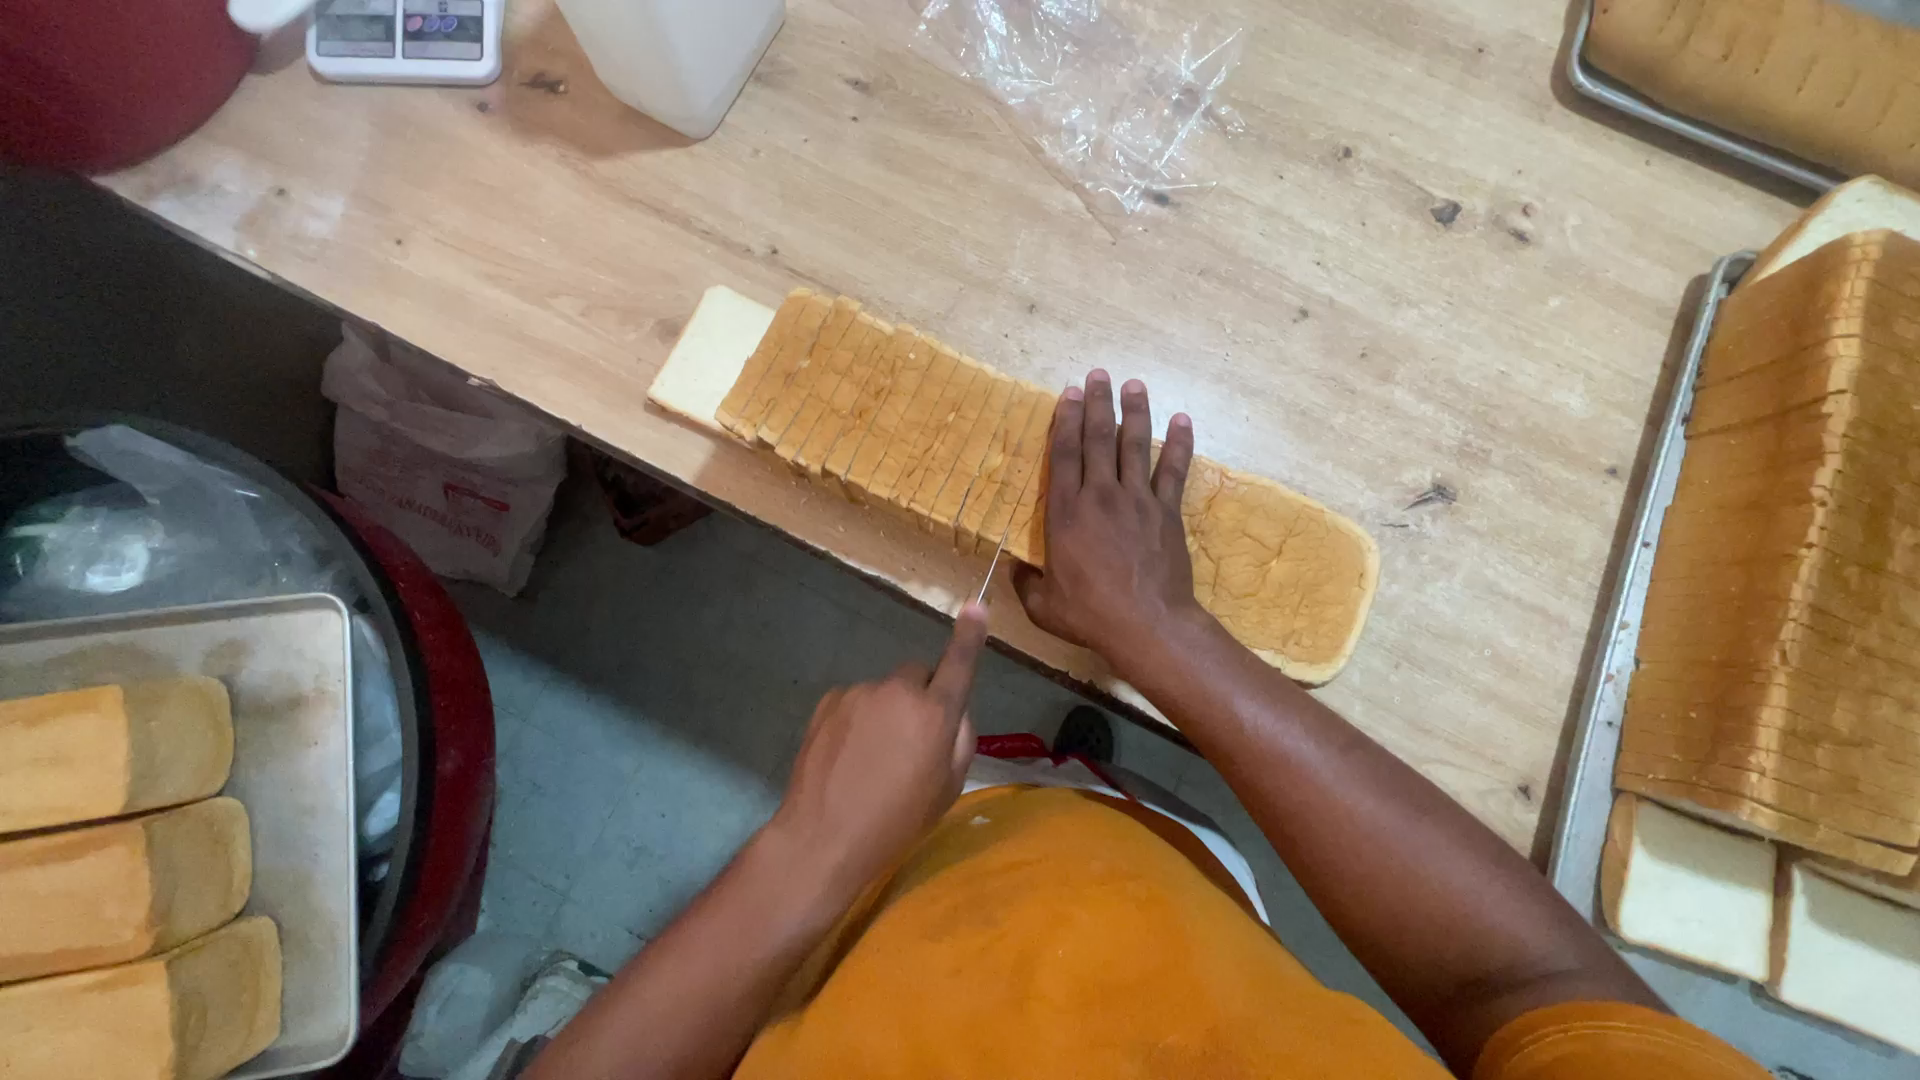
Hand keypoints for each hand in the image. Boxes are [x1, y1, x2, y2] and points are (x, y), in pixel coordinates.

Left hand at [769, 603, 986, 893]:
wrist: (823, 835)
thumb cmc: (897, 820)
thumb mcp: (948, 789)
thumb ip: (960, 740)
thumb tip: (955, 712)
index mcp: (935, 714)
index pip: (958, 664)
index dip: (969, 636)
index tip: (976, 605)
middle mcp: (899, 692)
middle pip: (918, 676)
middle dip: (920, 697)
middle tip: (910, 741)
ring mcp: (860, 692)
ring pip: (884, 692)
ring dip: (885, 712)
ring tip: (871, 759)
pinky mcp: (829, 700)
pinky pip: (855, 701)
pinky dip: (857, 719)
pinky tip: (847, 755)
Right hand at [1013, 370, 1206, 677]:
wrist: (1146, 624)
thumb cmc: (1089, 614)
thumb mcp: (1043, 604)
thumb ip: (1026, 582)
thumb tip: (1016, 568)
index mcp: (1066, 513)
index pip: (1063, 454)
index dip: (1064, 420)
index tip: (1069, 393)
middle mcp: (1100, 496)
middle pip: (1098, 439)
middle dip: (1097, 404)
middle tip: (1098, 374)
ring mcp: (1137, 500)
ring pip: (1135, 445)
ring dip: (1135, 412)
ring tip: (1134, 384)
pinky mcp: (1166, 512)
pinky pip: (1174, 470)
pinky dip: (1179, 444)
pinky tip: (1182, 420)